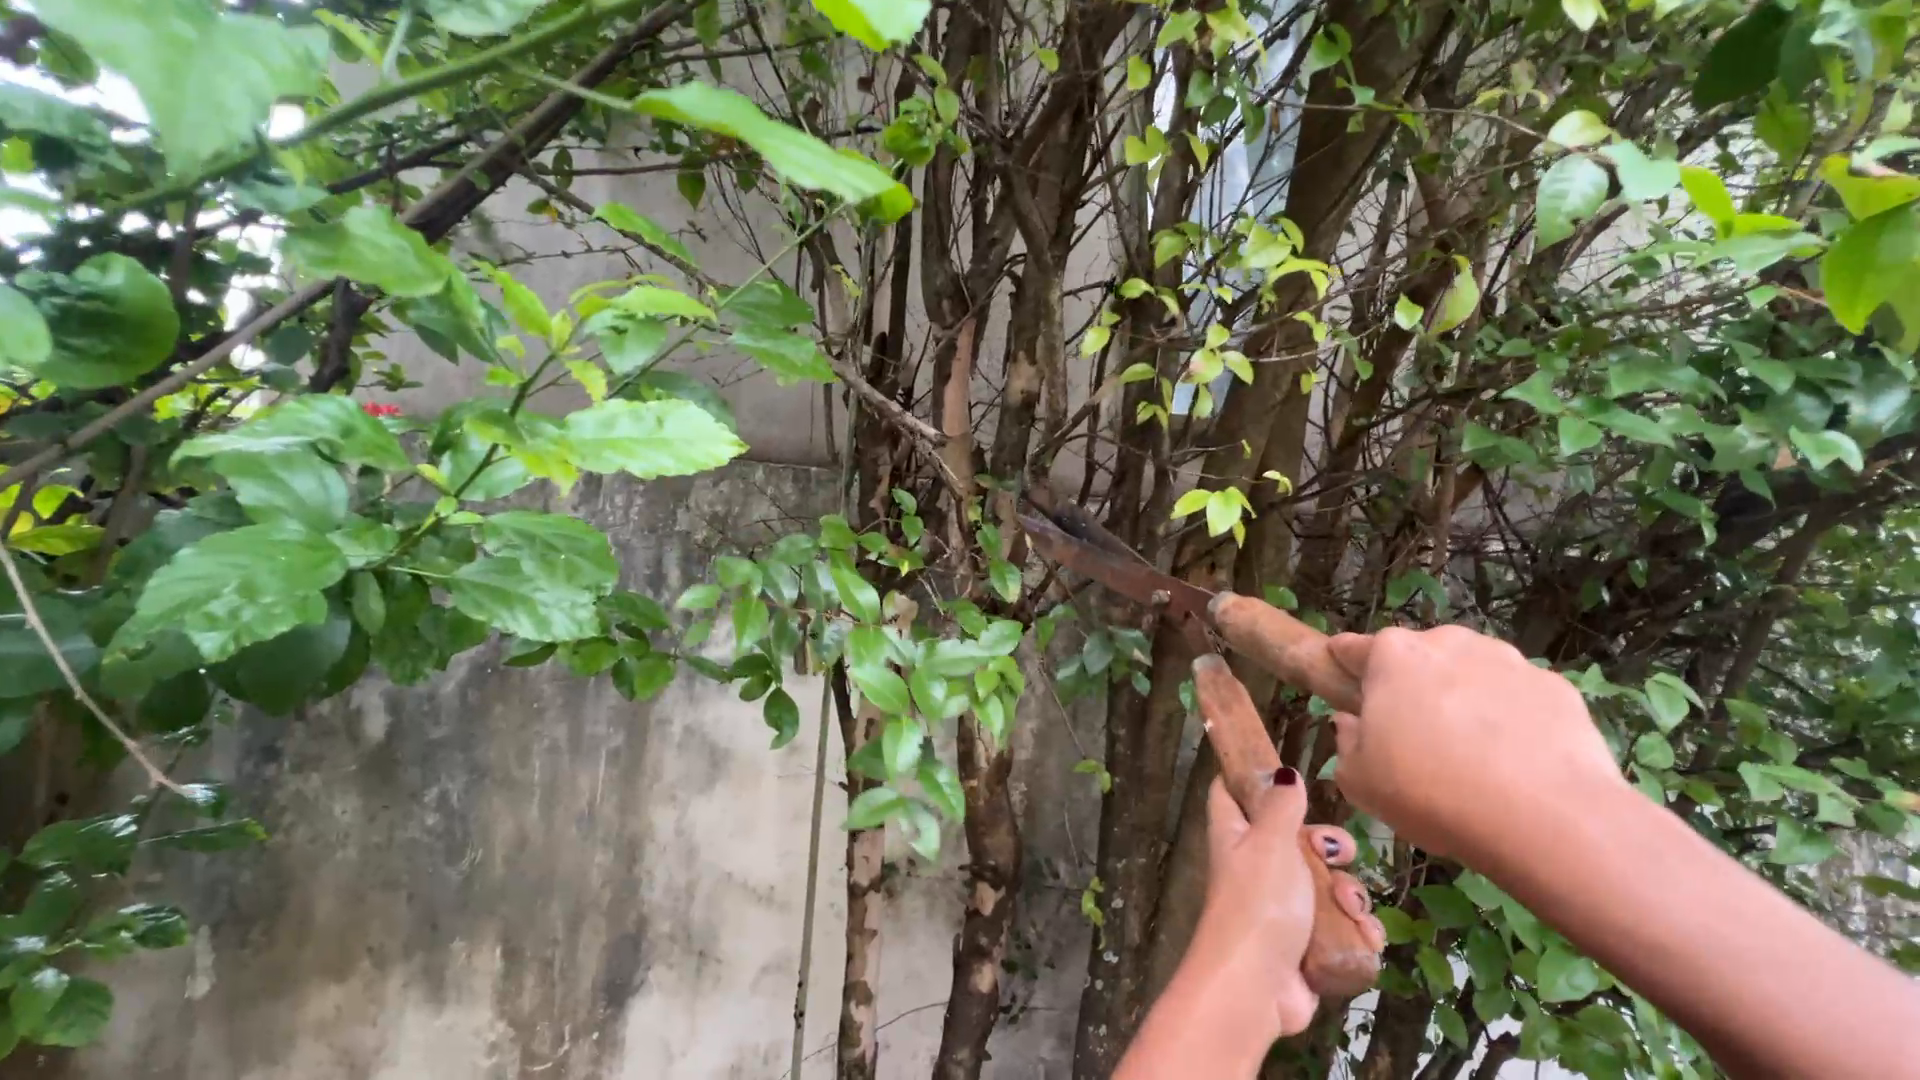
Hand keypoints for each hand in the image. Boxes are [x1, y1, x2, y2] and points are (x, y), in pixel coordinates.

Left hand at [1175, 774, 1364, 1043]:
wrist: (1257, 985)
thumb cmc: (1257, 902)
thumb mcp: (1270, 842)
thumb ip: (1281, 806)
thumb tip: (1283, 772)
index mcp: (1235, 834)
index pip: (1232, 792)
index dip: (1253, 778)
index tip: (1284, 771)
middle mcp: (1256, 866)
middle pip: (1298, 838)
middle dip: (1329, 846)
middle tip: (1339, 853)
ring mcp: (1282, 907)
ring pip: (1327, 882)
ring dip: (1349, 893)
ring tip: (1348, 906)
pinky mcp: (1307, 942)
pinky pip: (1341, 925)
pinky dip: (1357, 929)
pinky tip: (1364, 936)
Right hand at [1326, 625, 1622, 861]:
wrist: (1548, 822)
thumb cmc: (1431, 793)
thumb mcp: (1359, 781)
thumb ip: (1345, 741)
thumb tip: (1352, 722)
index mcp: (1392, 654)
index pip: (1350, 649)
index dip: (1345, 672)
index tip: (1349, 699)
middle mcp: (1448, 643)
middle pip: (1416, 658)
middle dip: (1410, 687)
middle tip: (1413, 740)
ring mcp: (1508, 661)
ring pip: (1470, 674)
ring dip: (1462, 699)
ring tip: (1471, 756)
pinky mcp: (1557, 687)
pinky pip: (1518, 699)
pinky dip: (1511, 721)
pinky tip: (1515, 764)